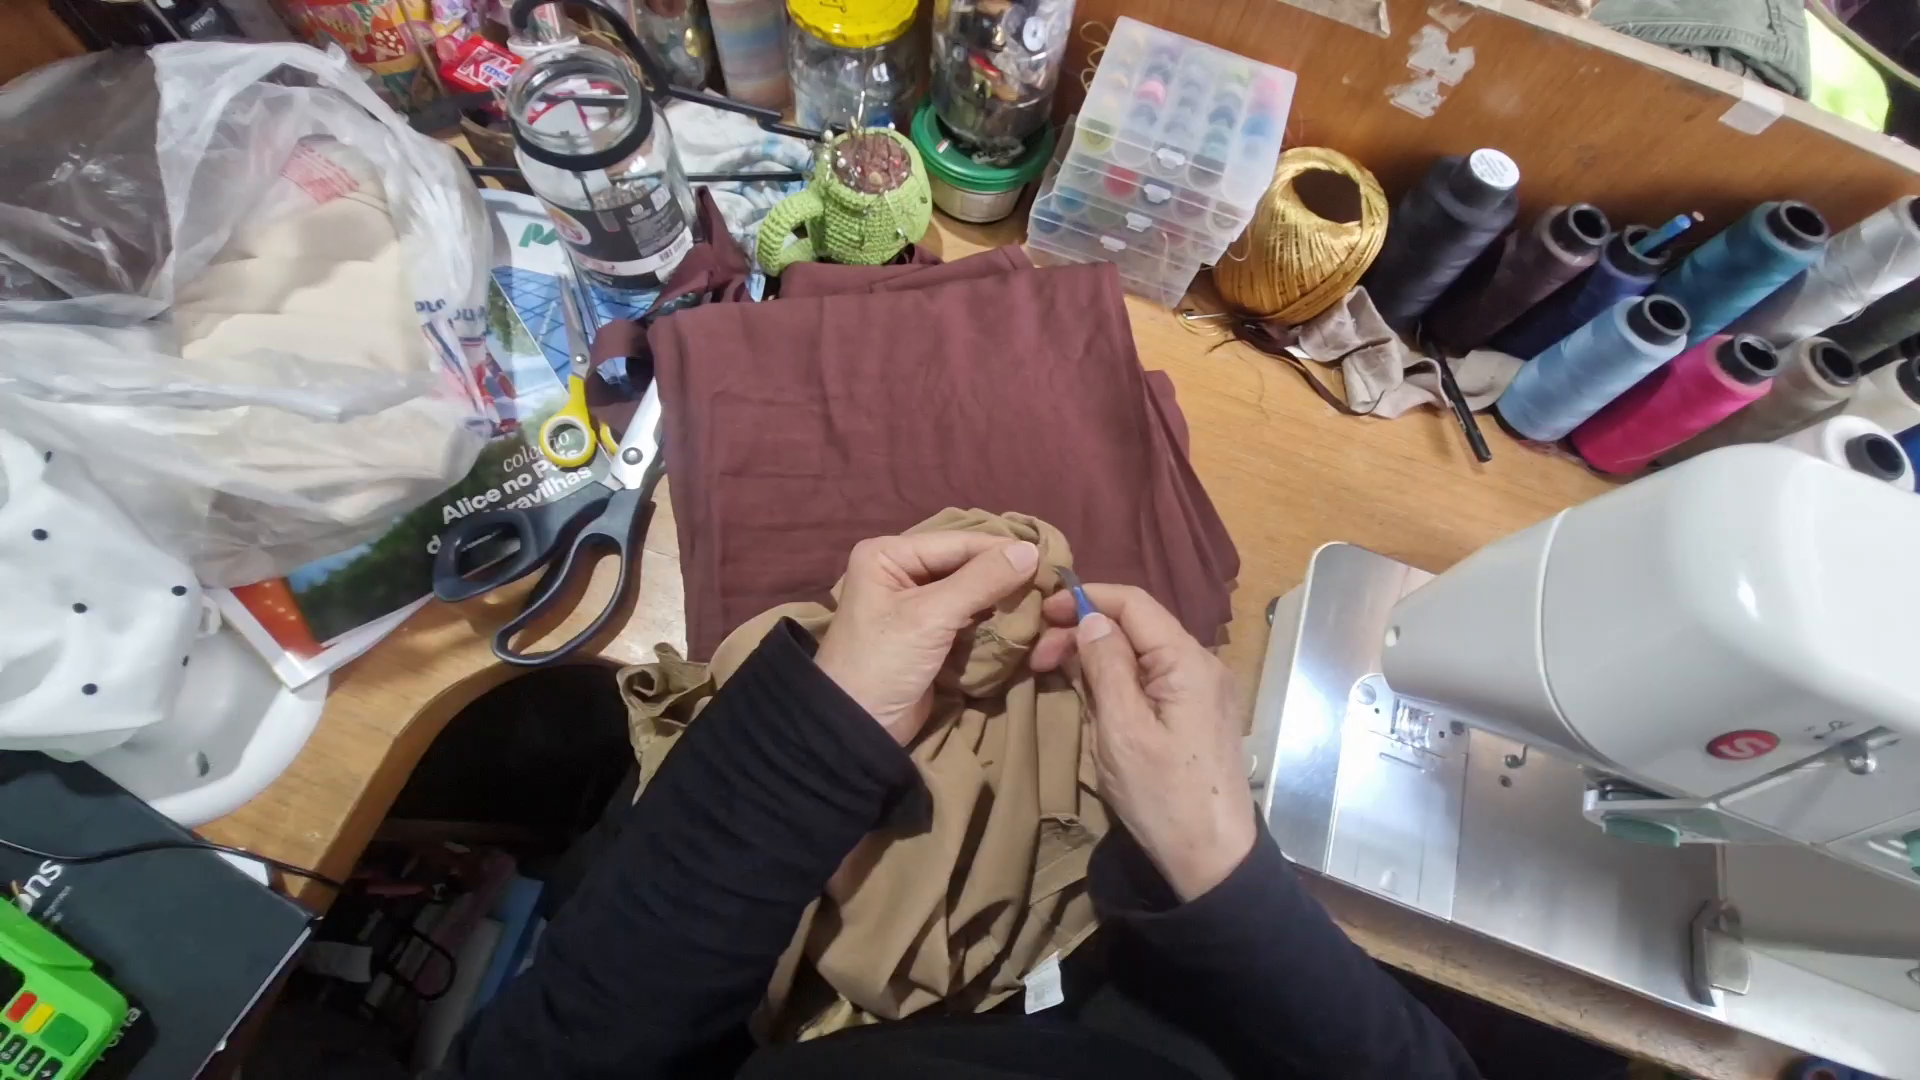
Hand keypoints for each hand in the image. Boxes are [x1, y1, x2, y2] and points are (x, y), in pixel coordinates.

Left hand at [814, 532, 1040, 743]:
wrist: (858, 729)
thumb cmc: (885, 662)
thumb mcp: (932, 617)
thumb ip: (981, 581)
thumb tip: (1031, 551)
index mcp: (888, 553)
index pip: (957, 542)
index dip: (1002, 550)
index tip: (1048, 559)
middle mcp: (900, 569)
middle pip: (964, 563)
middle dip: (1003, 574)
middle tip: (1049, 582)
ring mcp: (914, 601)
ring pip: (970, 588)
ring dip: (1001, 596)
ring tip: (1041, 599)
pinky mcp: (929, 631)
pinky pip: (967, 613)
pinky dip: (991, 617)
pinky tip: (1019, 618)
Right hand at [1031, 584, 1254, 900]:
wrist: (1214, 861)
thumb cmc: (1163, 795)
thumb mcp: (1123, 730)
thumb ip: (1106, 666)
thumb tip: (1090, 619)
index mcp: (1186, 661)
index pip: (1133, 603)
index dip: (1086, 597)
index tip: (1042, 611)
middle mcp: (1199, 664)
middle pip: (1135, 625)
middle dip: (1083, 630)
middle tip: (1037, 657)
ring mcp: (1198, 689)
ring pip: (1138, 651)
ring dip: (1094, 654)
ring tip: (1053, 672)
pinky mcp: (1191, 712)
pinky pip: (1148, 677)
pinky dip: (1113, 676)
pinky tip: (1086, 690)